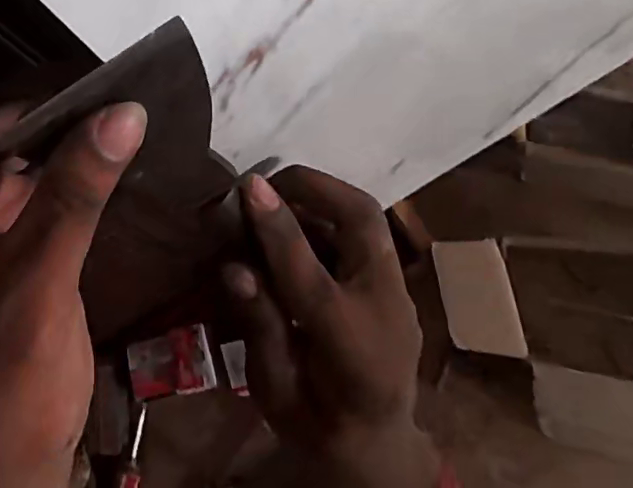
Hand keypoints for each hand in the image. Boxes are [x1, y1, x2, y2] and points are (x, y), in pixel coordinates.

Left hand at [0, 101, 146, 487]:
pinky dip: (66, 157)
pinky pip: (35, 176)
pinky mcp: (9, 231)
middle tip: (87, 87)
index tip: (49, 105)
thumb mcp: (36, 291)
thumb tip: (124, 114)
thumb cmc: (3, 393)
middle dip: (25, 111)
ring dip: (51, 127)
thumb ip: (73, 199)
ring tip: (102, 101)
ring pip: (6, 150)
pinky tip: (101, 139)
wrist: (16, 468)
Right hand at [222, 167, 438, 487]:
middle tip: (266, 182)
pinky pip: (365, 233)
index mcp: (349, 347)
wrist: (377, 451)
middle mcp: (385, 309)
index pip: (308, 273)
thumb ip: (258, 324)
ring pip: (366, 219)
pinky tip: (295, 224)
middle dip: (313, 186)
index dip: (276, 225)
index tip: (247, 186)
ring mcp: (399, 294)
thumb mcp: (273, 388)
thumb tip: (233, 267)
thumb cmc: (315, 424)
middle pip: (362, 222)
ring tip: (274, 197)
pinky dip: (327, 215)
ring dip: (319, 197)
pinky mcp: (396, 285)